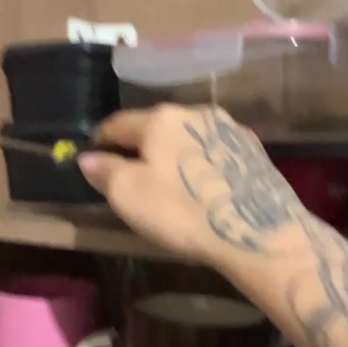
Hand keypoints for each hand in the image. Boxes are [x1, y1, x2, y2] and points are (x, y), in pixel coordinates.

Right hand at [77, 105, 316, 268]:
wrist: (259, 233)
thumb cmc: (183, 211)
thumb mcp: (128, 194)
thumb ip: (104, 170)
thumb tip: (88, 157)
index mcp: (160, 118)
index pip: (117, 123)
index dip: (100, 141)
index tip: (93, 157)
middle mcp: (195, 113)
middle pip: (154, 127)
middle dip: (139, 147)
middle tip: (129, 174)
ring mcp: (229, 130)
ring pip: (186, 138)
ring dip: (171, 154)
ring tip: (166, 181)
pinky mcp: (253, 152)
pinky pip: (211, 152)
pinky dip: (197, 164)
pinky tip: (199, 187)